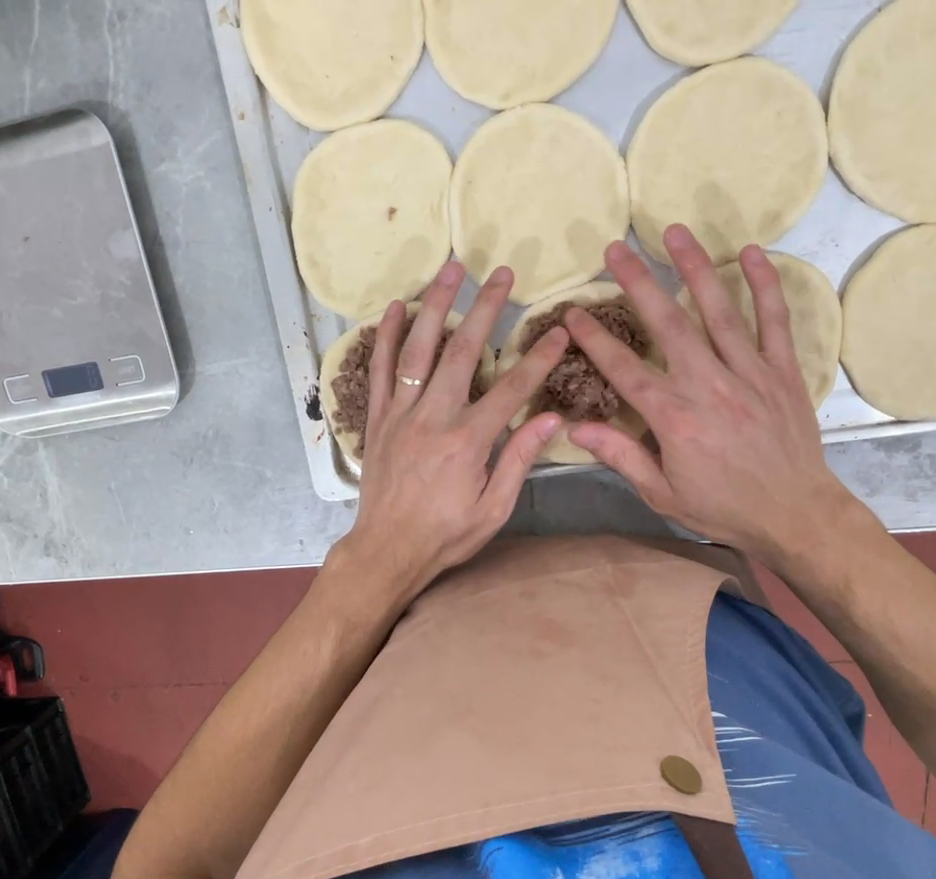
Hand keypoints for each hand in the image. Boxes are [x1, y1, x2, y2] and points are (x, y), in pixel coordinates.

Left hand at [335, 261, 569, 597]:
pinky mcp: (377, 419)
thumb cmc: (446, 535)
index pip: (511, 389)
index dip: (538, 359)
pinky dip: (388, 336)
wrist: (387, 550)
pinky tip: (397, 307)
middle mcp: (433, 418)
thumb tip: (550, 418)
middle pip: (463, 351)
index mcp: (468, 442)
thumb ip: (519, 460)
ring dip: (436, 305)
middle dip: (486, 309)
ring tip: (451, 270)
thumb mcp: (494, 509)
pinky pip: (380, 370)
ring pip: (419, 349)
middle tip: (503, 274)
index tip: (558, 331)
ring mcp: (400, 414)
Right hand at [563, 225, 864, 567]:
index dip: (596, 340)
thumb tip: (576, 429)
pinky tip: (751, 253)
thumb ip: (621, 456)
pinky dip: (765, 285)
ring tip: (674, 232)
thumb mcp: (662, 493)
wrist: (794, 514)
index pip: (625, 370)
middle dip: (639, 282)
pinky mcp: (782, 372)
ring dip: (695, 268)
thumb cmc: (723, 508)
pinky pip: (774, 321)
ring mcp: (749, 374)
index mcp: (674, 419)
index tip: (573, 313)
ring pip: (719, 311)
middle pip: (668, 324)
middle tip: (616, 248)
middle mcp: (709, 386)